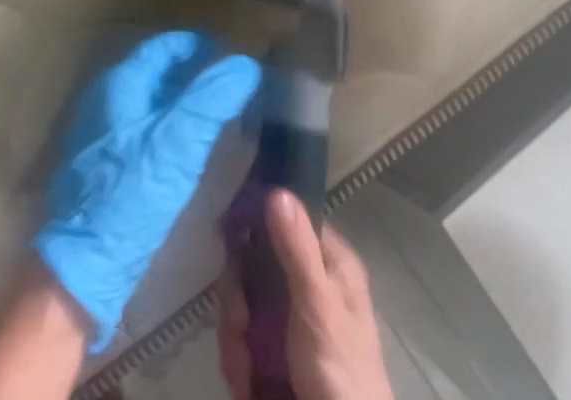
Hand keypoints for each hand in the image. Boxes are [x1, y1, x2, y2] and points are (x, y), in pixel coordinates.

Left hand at [33, 31, 260, 351]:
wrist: (85, 261)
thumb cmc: (131, 196)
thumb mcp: (177, 145)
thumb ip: (209, 101)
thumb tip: (244, 64)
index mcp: (118, 86)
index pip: (163, 48)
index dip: (199, 46)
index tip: (234, 56)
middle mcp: (105, 102)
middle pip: (156, 72)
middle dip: (194, 72)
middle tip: (234, 84)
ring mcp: (102, 134)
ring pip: (150, 102)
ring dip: (183, 100)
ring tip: (221, 111)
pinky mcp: (106, 165)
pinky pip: (145, 129)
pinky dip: (171, 125)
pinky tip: (192, 147)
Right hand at [219, 190, 393, 399]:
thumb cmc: (341, 371)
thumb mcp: (318, 306)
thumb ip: (296, 250)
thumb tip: (277, 190)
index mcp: (329, 263)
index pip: (283, 222)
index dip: (254, 232)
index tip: (230, 247)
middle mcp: (308, 282)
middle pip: (251, 266)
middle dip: (238, 303)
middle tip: (242, 325)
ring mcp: (288, 316)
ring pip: (240, 303)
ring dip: (235, 338)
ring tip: (248, 368)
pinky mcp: (272, 347)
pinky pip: (239, 336)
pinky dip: (238, 359)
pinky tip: (248, 380)